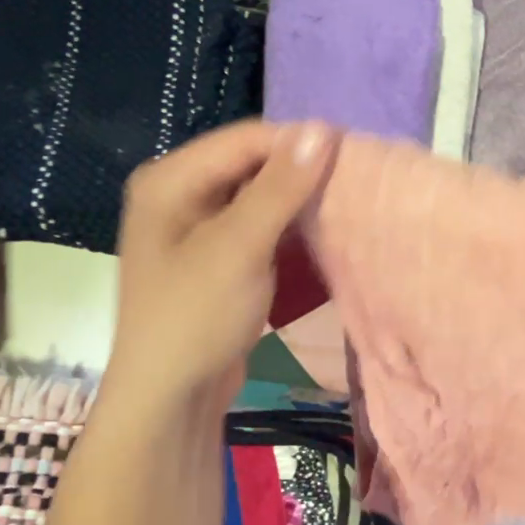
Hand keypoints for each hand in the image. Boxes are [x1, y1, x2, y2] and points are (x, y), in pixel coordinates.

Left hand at [105, 120, 339, 414]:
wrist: (172, 395)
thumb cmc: (196, 317)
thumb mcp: (239, 248)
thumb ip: (280, 188)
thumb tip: (323, 129)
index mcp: (169, 180)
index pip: (245, 140)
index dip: (298, 144)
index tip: (355, 161)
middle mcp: (179, 195)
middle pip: (251, 166)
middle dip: (301, 174)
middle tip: (354, 188)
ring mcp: (197, 230)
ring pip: (259, 199)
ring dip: (299, 204)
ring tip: (346, 211)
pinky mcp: (217, 260)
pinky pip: (259, 229)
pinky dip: (289, 231)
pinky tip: (321, 239)